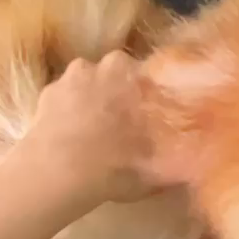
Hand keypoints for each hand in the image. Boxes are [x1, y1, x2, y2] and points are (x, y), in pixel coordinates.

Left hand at [12, 51, 165, 207]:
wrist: (61, 173)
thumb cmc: (119, 164)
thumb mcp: (161, 168)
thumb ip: (177, 155)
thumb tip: (195, 155)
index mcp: (133, 72)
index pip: (147, 75)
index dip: (146, 96)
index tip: (147, 116)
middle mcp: (101, 64)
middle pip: (113, 74)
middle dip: (116, 93)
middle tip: (120, 125)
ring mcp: (67, 77)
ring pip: (85, 83)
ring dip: (88, 100)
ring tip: (90, 131)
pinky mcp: (43, 93)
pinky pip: (61, 99)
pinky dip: (64, 112)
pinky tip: (66, 135)